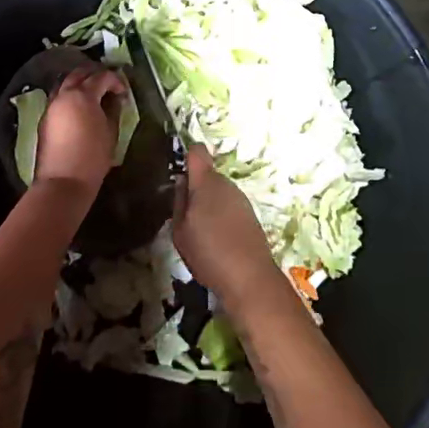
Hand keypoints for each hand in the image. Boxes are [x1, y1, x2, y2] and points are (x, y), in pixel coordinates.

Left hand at [31, 64, 126, 199]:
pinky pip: (58, 97)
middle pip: (79, 74)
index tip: (124, 93)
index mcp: (83, 96)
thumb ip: (113, 109)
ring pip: (65, 83)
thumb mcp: (111, 130)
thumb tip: (116, 98)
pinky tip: (80, 106)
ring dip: (81, 82)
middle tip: (109, 83)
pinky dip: (70, 94)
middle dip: (96, 74)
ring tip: (94, 92)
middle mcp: (64, 95)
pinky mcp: (45, 119)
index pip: (102, 77)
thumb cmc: (93, 156)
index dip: (116, 81)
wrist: (63, 181)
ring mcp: (51, 106)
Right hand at [172, 144, 280, 305]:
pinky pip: (230, 204)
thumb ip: (179, 201)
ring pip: (219, 191)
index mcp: (206, 182)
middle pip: (208, 175)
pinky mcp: (250, 212)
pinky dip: (221, 214)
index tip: (179, 173)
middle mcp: (226, 183)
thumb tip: (181, 180)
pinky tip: (217, 239)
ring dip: (209, 203)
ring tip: (200, 232)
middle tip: (184, 215)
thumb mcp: (180, 231)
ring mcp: (241, 197)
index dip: (187, 157)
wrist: (248, 275)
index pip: (198, 152)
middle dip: (196, 188)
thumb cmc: (207, 252)